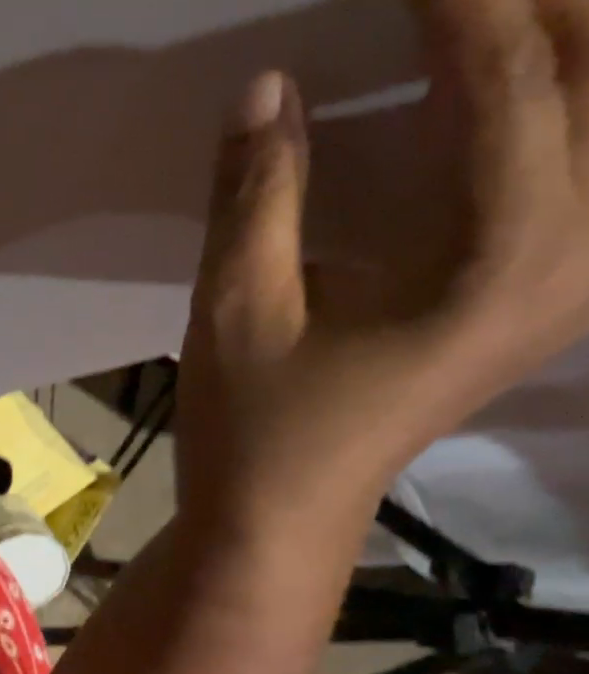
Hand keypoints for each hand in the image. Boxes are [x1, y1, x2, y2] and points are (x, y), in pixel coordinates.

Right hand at [178, 0, 588, 523]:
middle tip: (455, 4)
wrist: (288, 509)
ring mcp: (587, 270)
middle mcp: (582, 253)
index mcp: (502, 261)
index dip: (467, 9)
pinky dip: (568, 105)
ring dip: (568, 50)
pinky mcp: (563, 281)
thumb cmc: (255, 424)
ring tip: (493, 27)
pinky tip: (526, 87)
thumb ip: (257, 198)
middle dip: (544, 13)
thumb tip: (263, 87)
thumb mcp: (235, 313)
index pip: (514, 88)